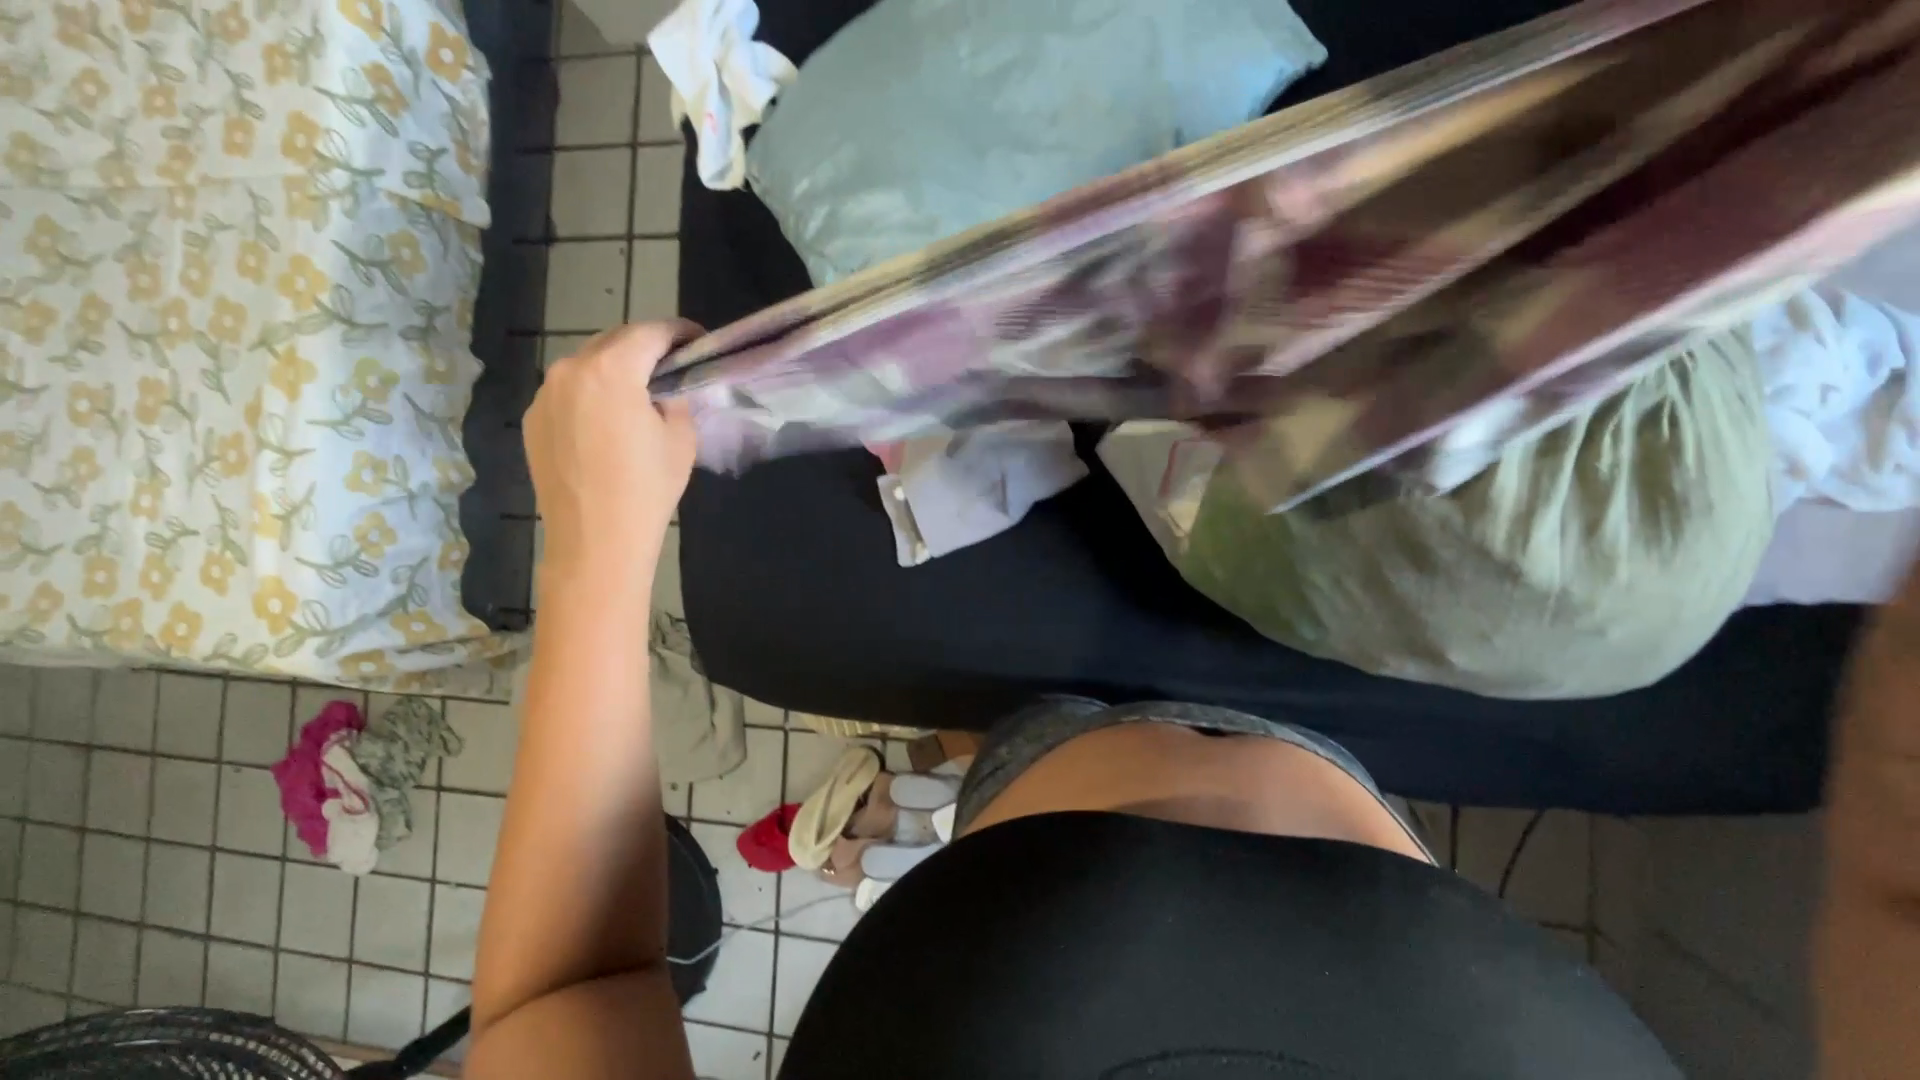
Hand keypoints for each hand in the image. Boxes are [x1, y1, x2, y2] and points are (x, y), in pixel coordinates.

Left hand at [523, 321, 699, 593]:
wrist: (595, 541)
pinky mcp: (532, 419)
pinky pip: (568, 392)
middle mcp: (569, 370)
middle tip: (672, 366)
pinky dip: (591, 395)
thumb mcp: (680, 438)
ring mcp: (544, 395)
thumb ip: (674, 398)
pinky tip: (608, 423)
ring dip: (615, 370)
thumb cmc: (647, 489)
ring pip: (587, 365)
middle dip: (645, 348)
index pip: (651, 332)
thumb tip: (666, 387)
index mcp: (611, 370)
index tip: (698, 342)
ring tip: (639, 395)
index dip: (680, 333)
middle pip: (614, 341)